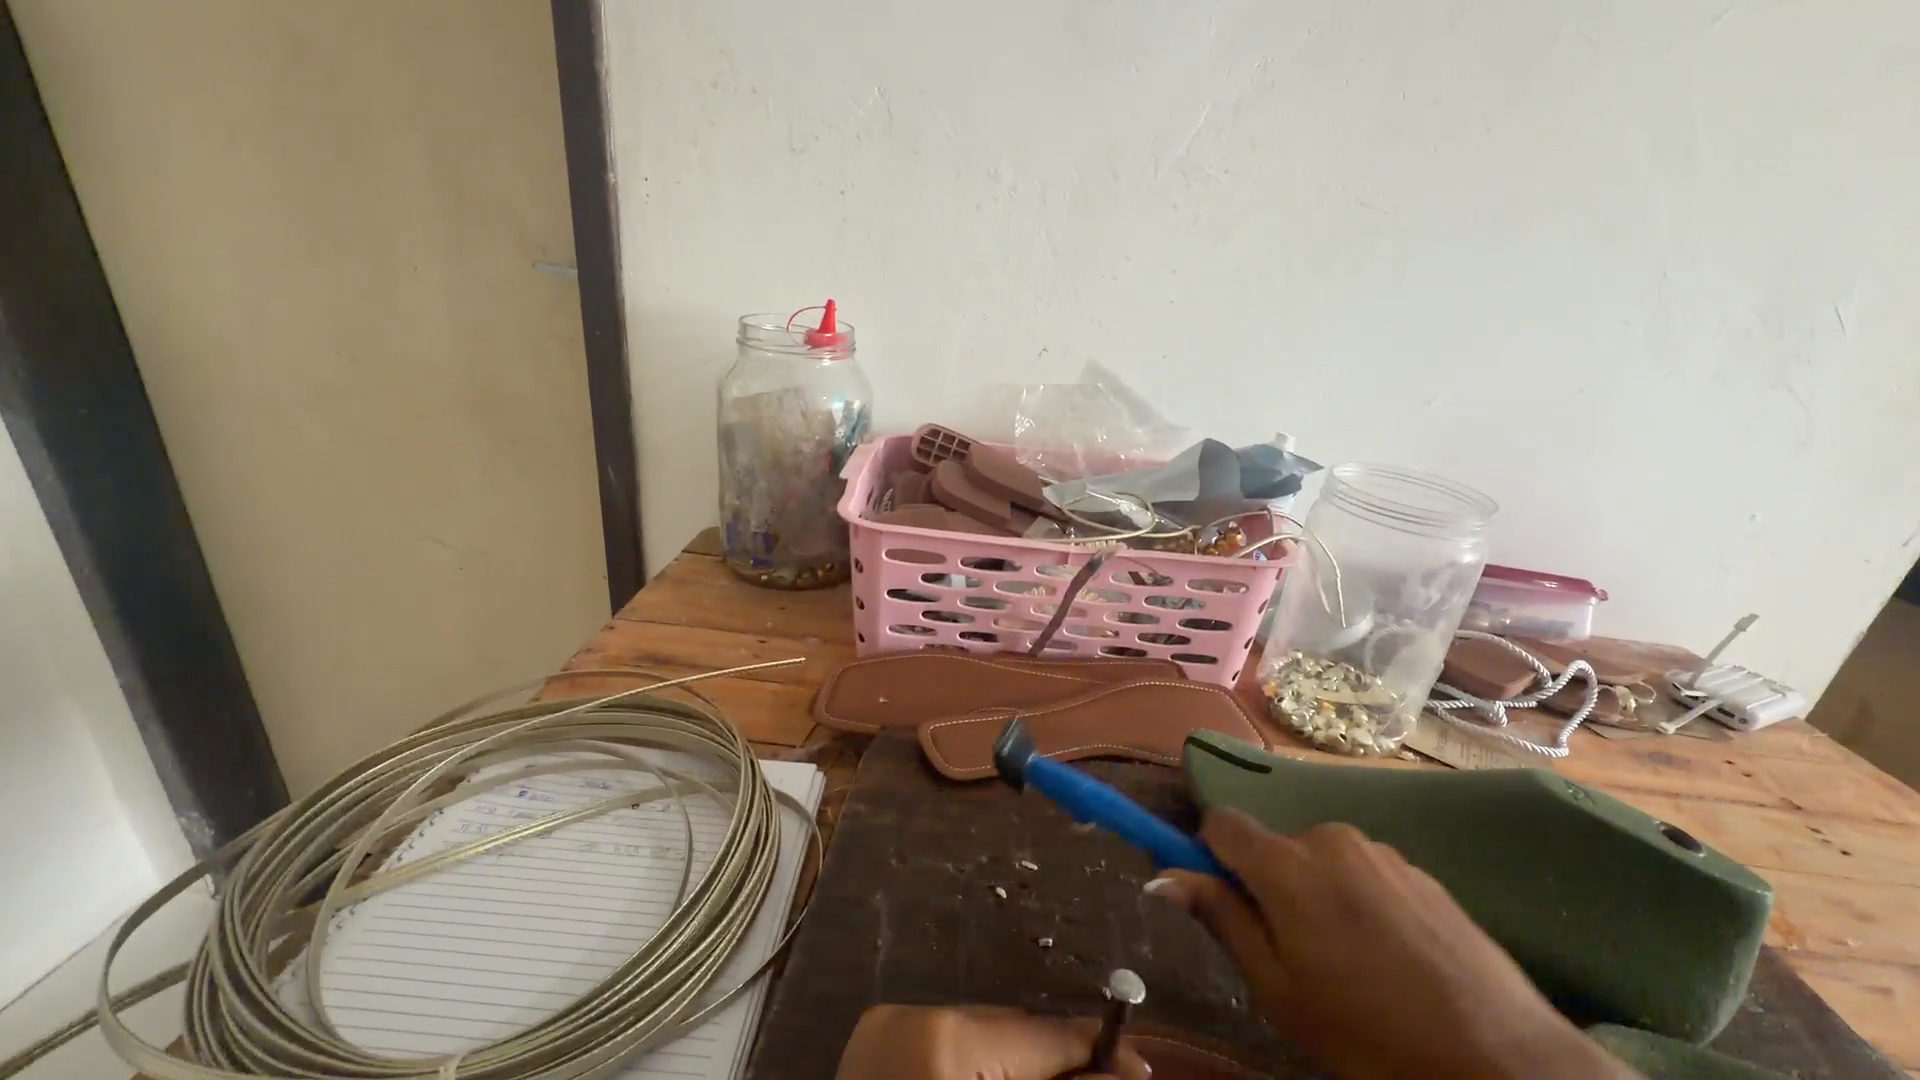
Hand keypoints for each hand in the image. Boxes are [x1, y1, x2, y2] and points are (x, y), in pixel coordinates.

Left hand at [834, 1004, 1149, 1079]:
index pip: (1041, 1033)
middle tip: (1102, 1075)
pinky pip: (946, 1045)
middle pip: (1013, 1030)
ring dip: (1019, 1062)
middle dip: (1056, 1059)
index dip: (1095, 1047)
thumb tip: (1124, 1072)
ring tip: (1057, 1076)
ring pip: (981, 1036)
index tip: (1136, 1064)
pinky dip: (978, 1064)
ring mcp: (886, 1026)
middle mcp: (912, 1015)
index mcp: (946, 1038)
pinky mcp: (873, 1042)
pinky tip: (1001, 1076)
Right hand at [1147, 810, 1637, 1079]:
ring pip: (1319, 859)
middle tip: (1292, 954)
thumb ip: (1220, 919)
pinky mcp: (1421, 870)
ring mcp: (1381, 851)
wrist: (1501, 1058)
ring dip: (1315, 894)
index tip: (1220, 898)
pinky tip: (1390, 958)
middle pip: (1273, 845)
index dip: (1209, 854)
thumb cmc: (1367, 1032)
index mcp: (1286, 865)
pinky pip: (1363, 872)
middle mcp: (1330, 838)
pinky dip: (1358, 901)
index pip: (1221, 822)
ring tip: (1349, 963)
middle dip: (1268, 886)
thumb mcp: (1278, 990)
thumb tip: (1161, 877)